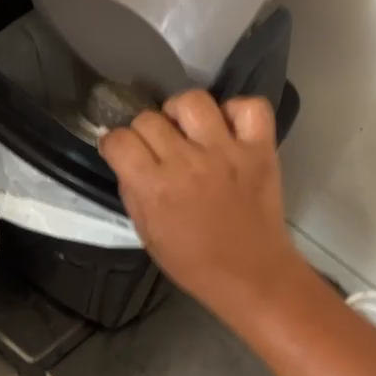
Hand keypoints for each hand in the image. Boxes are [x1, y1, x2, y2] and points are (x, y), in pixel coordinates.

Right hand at [98, 90, 305, 321]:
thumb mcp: (146, 233)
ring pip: (193, 101)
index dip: (114, 144)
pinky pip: (248, 107)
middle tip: (155, 149)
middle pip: (150, 118)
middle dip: (144, 131)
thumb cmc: (191, 261)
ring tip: (186, 131)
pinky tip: (226, 130)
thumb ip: (133, 193)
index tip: (121, 154)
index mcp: (154, 187)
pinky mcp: (260, 149)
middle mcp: (187, 161)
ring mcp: (226, 151)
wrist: (249, 274)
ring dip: (181, 112)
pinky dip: (236, 110)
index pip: (119, 140)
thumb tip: (126, 162)